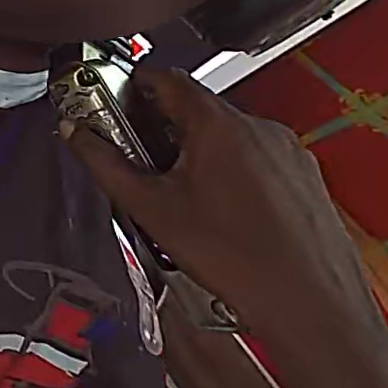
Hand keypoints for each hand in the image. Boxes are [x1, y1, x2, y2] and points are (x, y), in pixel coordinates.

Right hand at [61, 67, 375, 336]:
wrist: (313, 311)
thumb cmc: (234, 258)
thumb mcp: (148, 206)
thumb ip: (102, 160)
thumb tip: (74, 131)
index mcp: (218, 125)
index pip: (166, 77)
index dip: (131, 83)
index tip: (112, 101)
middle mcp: (258, 128)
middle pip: (193, 105)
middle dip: (157, 122)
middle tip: (134, 151)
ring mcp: (288, 152)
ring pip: (223, 131)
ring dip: (191, 145)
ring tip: (172, 185)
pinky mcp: (305, 177)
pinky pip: (253, 154)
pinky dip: (225, 164)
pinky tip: (213, 204)